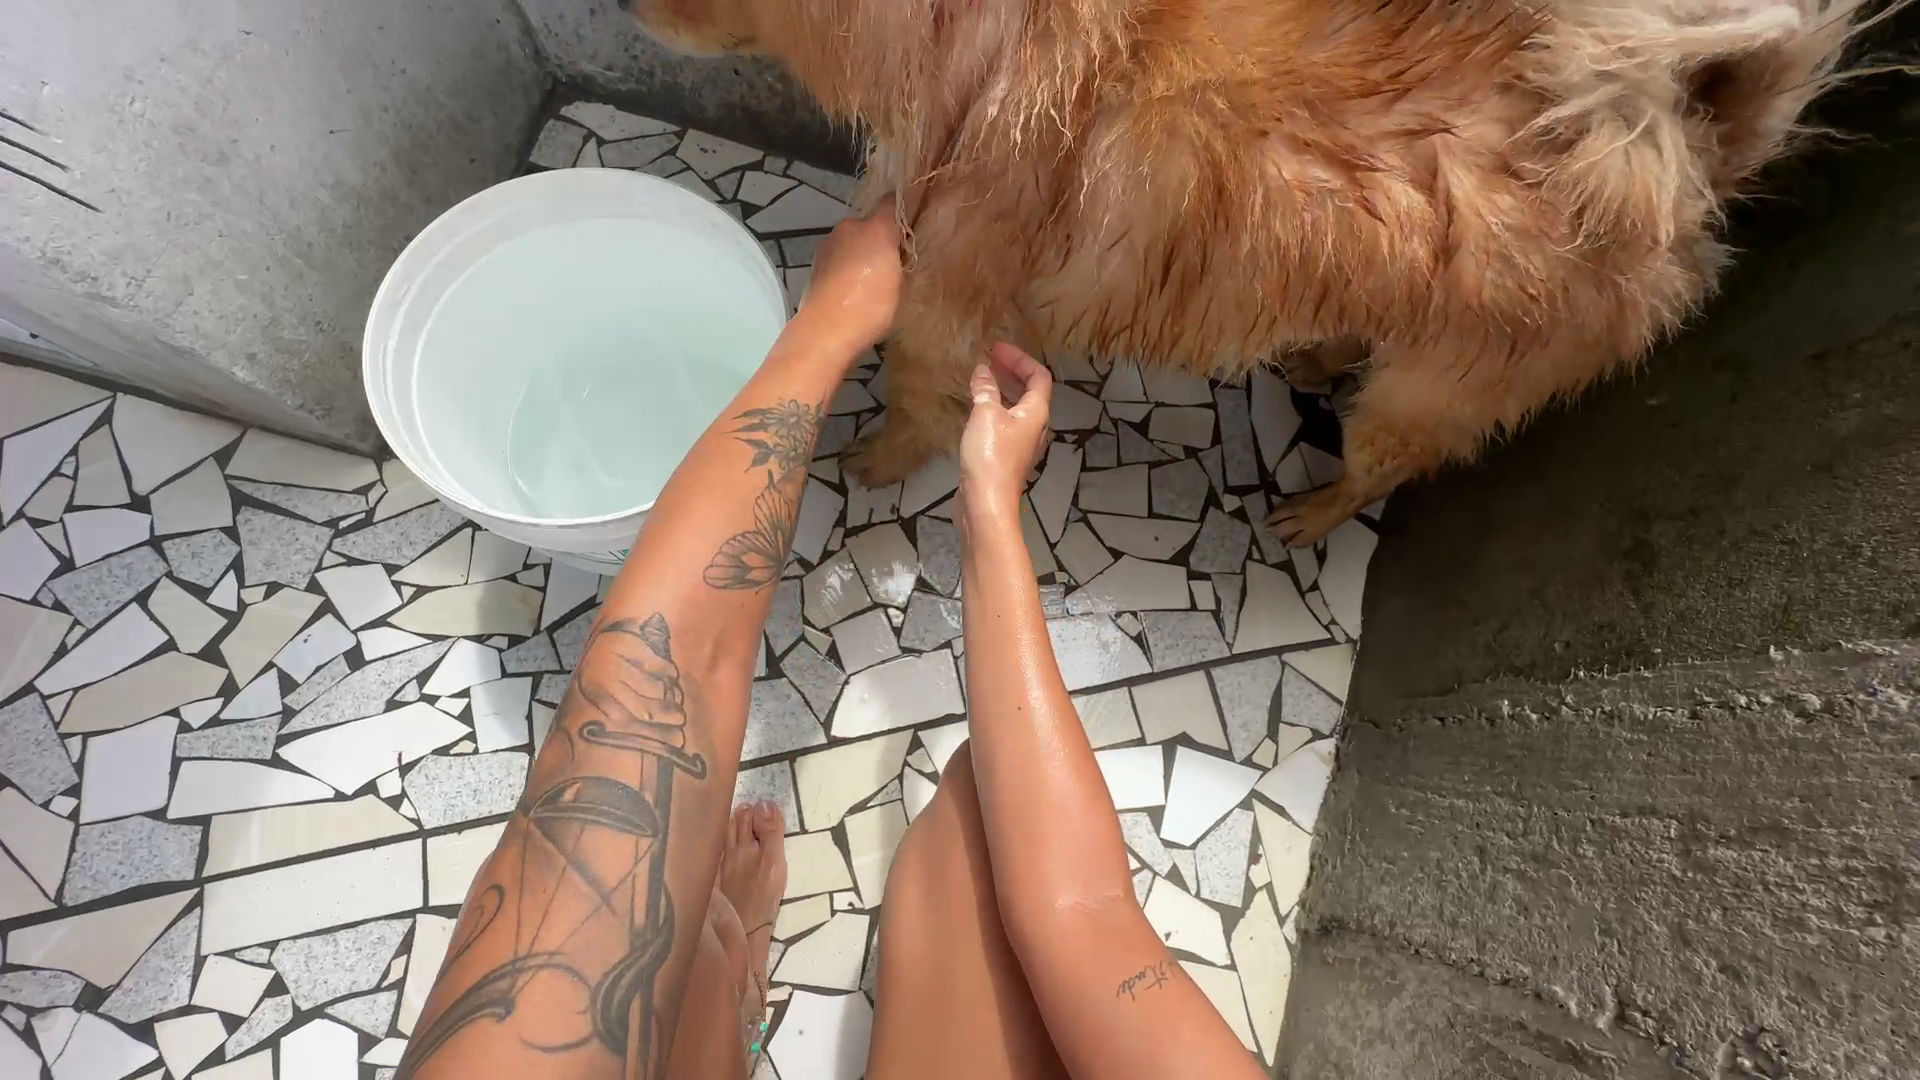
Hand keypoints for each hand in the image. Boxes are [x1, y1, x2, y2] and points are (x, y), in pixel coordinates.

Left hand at [797, 194, 901, 350]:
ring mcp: (828, 244)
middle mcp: (849, 228)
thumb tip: (894, 259)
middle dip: (878, 241)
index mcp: (876, 229)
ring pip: (850, 242)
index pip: (891, 202)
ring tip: (867, 284)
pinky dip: (844, 269)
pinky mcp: (814, 262)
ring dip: (859, 255)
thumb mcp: (900, 287)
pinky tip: (849, 292)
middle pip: (868, 225)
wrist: (826, 330)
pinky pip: (837, 259)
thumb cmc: (871, 308)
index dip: (902, 211)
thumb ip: (899, 264)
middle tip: (888, 267)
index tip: (910, 226)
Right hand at [959, 343, 1052, 519]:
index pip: (1039, 376)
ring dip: (1004, 391)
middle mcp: (1035, 428)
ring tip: (983, 381)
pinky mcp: (1007, 458)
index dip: (1021, 359)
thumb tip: (983, 371)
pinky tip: (977, 411)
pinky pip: (1006, 425)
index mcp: (1037, 413)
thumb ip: (985, 390)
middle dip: (1013, 373)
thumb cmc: (991, 456)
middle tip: (991, 361)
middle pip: (1031, 393)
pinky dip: (996, 410)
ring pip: (1018, 410)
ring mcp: (1022, 445)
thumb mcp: (985, 415)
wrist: (986, 501)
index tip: (998, 349)